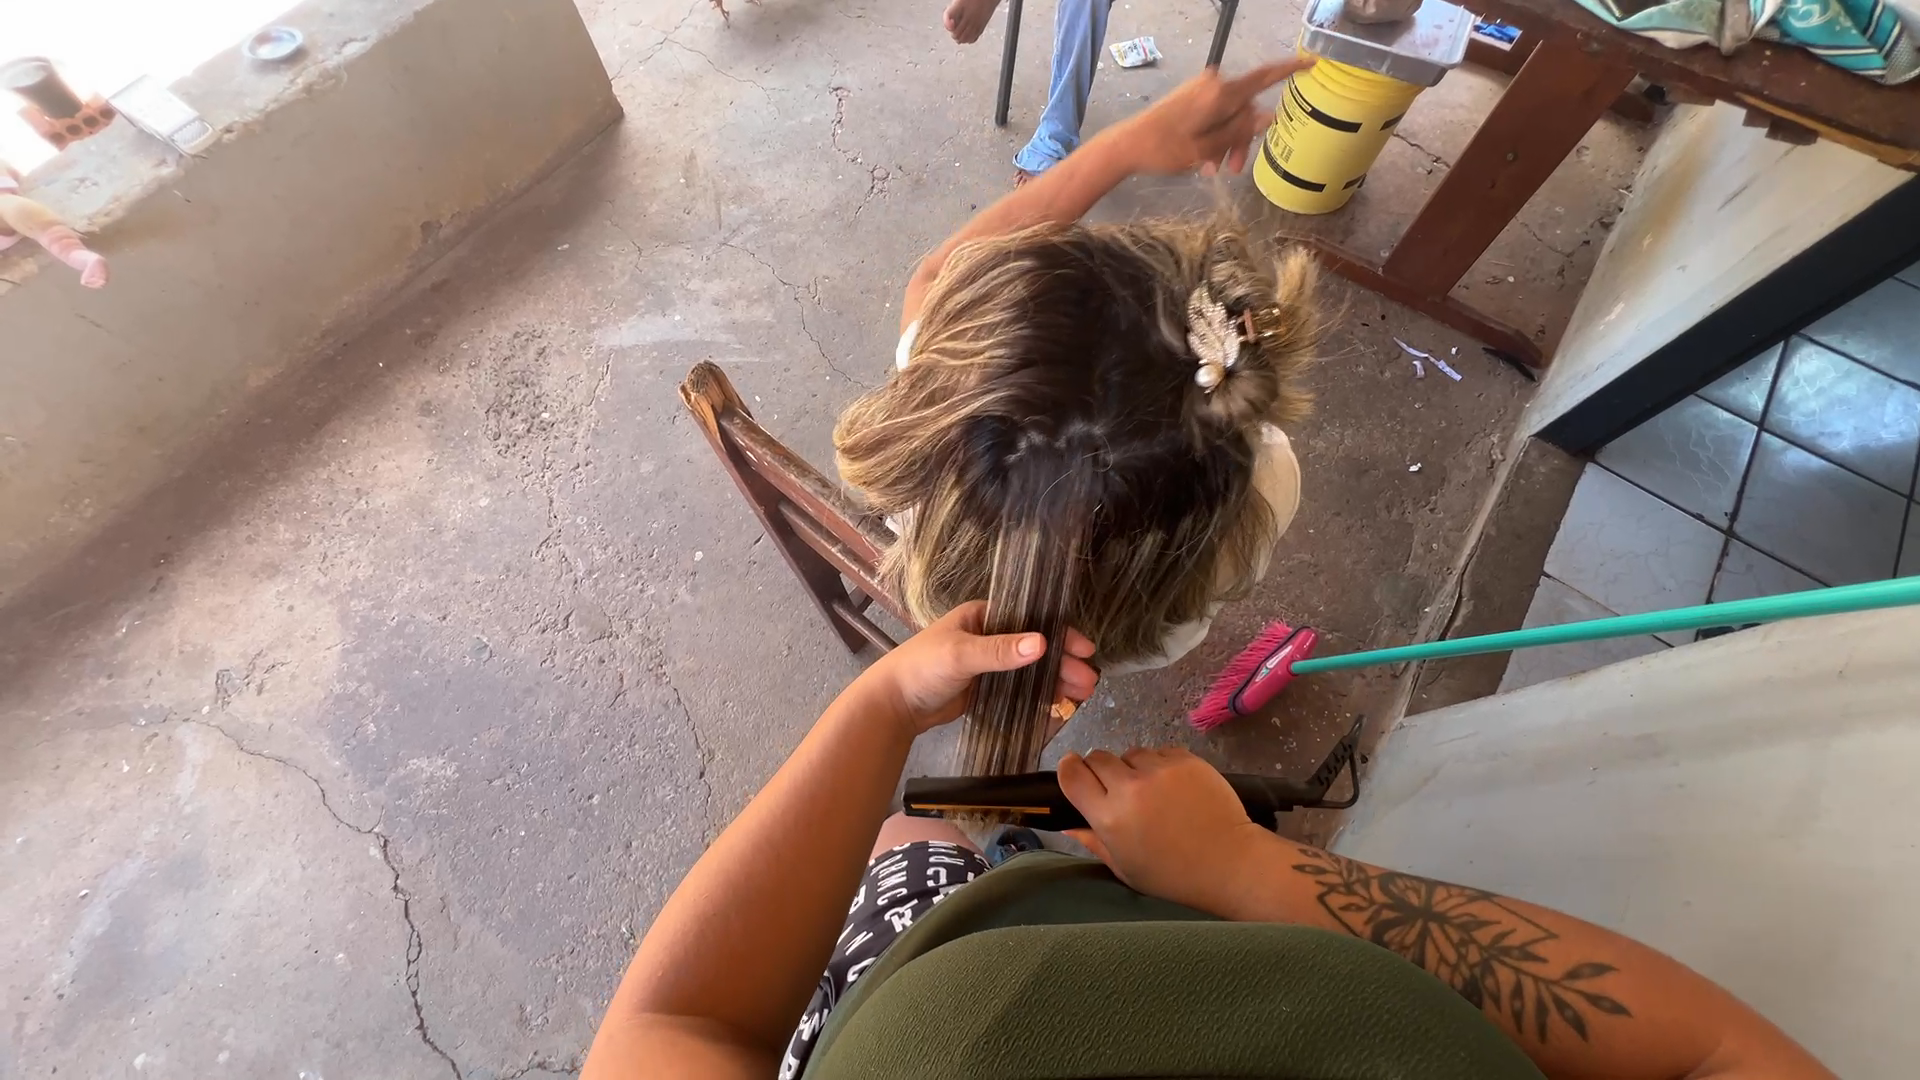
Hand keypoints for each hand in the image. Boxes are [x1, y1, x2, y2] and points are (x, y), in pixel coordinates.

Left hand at [858, 600, 1097, 735]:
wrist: (893, 704)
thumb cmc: (922, 668)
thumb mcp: (961, 655)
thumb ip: (1000, 650)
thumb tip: (1041, 642)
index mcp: (984, 615)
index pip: (1030, 620)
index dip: (1060, 633)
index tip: (1085, 650)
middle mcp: (990, 635)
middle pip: (1036, 646)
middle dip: (1063, 662)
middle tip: (1089, 682)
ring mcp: (989, 664)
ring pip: (1031, 669)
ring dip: (1056, 680)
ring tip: (1082, 695)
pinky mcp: (987, 688)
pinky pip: (1020, 689)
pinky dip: (1039, 695)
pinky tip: (1059, 705)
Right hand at [1059, 746, 1272, 913]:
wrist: (1231, 863)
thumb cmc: (1174, 875)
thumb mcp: (1125, 868)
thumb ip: (1093, 841)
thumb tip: (1066, 822)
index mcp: (1110, 817)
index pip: (1071, 774)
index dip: (1069, 769)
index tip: (1075, 772)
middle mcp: (1129, 787)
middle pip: (1097, 757)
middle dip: (1101, 769)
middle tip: (1118, 789)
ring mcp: (1159, 770)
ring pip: (1130, 753)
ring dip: (1133, 767)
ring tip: (1153, 791)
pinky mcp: (1184, 758)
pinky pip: (1159, 752)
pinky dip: (1161, 765)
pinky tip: (1175, 788)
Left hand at [1107, 57, 1312, 175]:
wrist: (1128, 146)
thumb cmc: (1166, 150)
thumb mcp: (1206, 148)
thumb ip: (1238, 132)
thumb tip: (1268, 116)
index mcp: (1222, 93)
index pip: (1264, 78)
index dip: (1289, 71)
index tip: (1312, 63)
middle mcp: (1214, 84)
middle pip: (1243, 108)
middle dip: (1241, 139)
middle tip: (1232, 170)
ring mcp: (1200, 90)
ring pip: (1228, 116)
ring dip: (1225, 143)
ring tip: (1212, 171)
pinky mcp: (1189, 98)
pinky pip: (1212, 116)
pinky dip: (1213, 137)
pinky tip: (1202, 161)